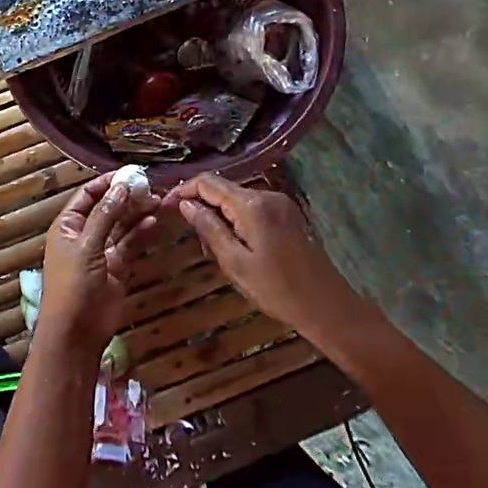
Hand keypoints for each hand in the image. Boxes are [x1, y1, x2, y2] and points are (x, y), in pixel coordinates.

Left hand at [39, 174, 160, 356]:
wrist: (76, 330)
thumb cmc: (72, 285)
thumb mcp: (86, 246)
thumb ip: (105, 215)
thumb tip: (121, 187)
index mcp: (68, 225)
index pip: (88, 194)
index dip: (107, 182)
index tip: (131, 173)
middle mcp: (85, 234)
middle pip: (108, 207)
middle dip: (127, 196)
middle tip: (151, 186)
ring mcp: (102, 250)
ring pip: (122, 223)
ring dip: (137, 212)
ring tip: (157, 200)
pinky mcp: (118, 265)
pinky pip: (131, 242)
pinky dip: (141, 231)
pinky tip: (153, 220)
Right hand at [161, 174, 373, 340]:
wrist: (324, 304)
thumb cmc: (276, 289)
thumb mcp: (234, 262)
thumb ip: (208, 228)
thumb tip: (185, 204)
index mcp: (252, 204)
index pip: (208, 182)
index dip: (182, 190)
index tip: (163, 206)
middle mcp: (267, 195)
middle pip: (223, 189)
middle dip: (202, 207)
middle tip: (192, 241)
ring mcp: (280, 203)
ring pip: (237, 200)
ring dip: (219, 217)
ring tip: (215, 253)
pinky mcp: (287, 215)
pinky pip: (252, 209)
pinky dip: (236, 222)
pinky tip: (235, 249)